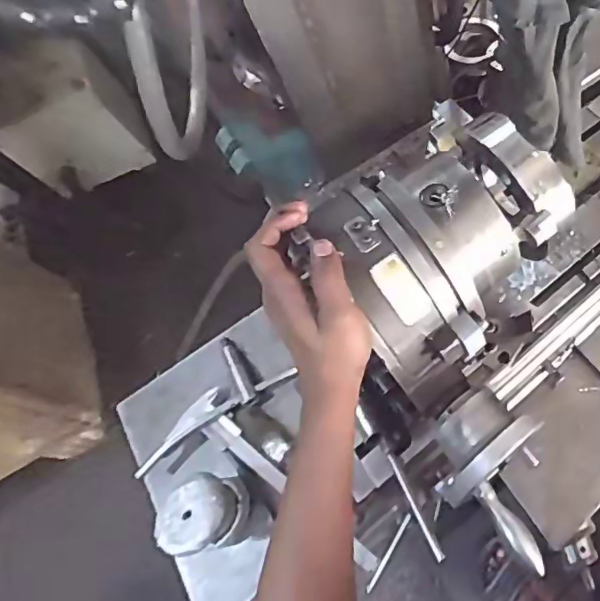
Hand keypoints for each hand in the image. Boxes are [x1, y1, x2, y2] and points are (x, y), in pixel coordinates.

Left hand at [245, 202, 373, 410]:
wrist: (331, 390)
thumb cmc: (337, 354)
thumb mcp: (339, 314)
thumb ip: (329, 277)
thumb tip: (321, 244)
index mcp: (280, 293)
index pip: (260, 248)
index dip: (275, 224)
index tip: (302, 213)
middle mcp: (274, 295)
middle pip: (263, 249)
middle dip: (280, 223)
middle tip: (308, 210)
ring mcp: (282, 302)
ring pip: (275, 259)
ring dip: (289, 236)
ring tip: (314, 223)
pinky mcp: (294, 308)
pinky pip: (288, 270)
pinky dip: (299, 252)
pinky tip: (322, 252)